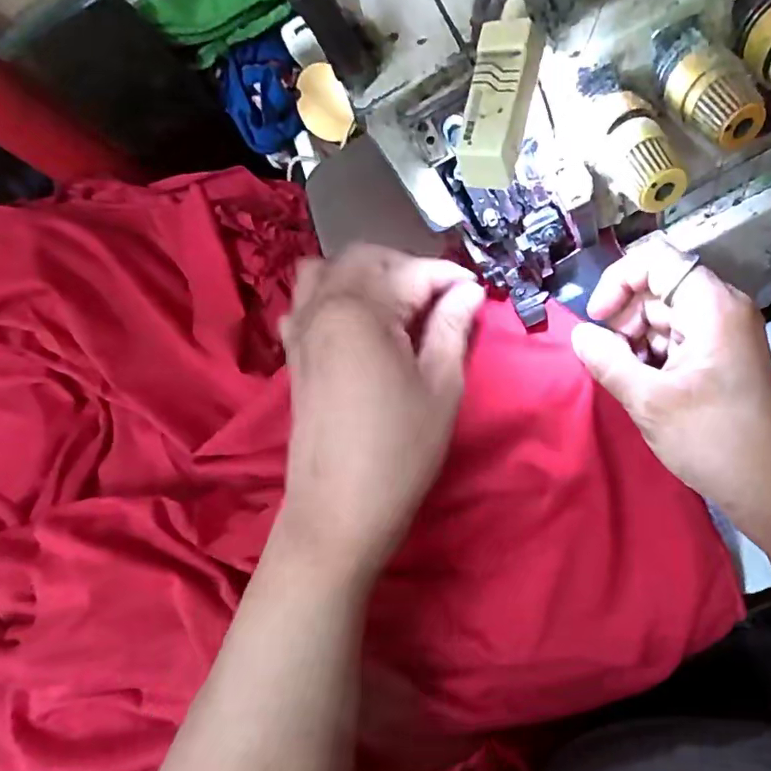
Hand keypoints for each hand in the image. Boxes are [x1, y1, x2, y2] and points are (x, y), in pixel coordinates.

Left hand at [276, 244, 486, 577]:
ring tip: (400, 308)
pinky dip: (336, 297)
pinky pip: (309, 301)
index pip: (411, 271)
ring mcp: (300, 329)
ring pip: (328, 271)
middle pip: (364, 258)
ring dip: (367, 276)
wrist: (338, 512)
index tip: (477, 294)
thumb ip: (452, 328)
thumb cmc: (400, 451)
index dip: (450, 277)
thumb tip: (467, 291)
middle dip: (408, 268)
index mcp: (360, 309)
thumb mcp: (441, 387)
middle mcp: (322, 306)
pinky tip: (361, 328)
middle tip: (443, 301)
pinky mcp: (293, 354)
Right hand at [570, 243, 770, 529]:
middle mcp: (723, 308)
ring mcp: (725, 332)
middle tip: (611, 360)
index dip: (619, 282)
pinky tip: (645, 386)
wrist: (764, 486)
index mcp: (712, 306)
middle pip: (658, 287)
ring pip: (664, 315)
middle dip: (626, 318)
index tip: (598, 320)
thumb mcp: (648, 400)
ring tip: (629, 380)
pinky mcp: (722, 355)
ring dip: (637, 341)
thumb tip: (579, 334)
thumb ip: (606, 360)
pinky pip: (678, 337)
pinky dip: (653, 355)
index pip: (656, 260)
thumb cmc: (710, 439)